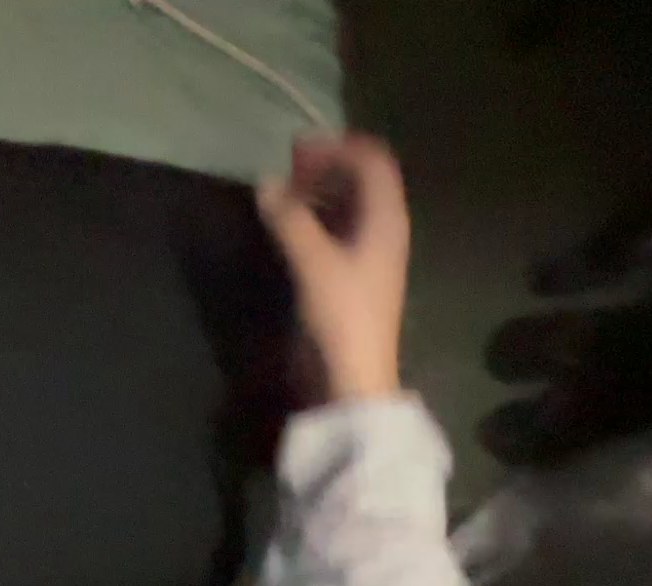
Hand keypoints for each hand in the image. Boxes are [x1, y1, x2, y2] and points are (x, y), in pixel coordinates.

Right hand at [257, 134, 408, 403]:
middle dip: (326, 168)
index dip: (340, 148)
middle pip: (360, 183)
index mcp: (386, 219)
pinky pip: (331, 234)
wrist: (350, 372)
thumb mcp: (314, 264)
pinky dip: (310, 221)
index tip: (299, 146)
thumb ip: (290, 222)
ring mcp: (363, 254)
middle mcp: (380, 230)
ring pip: (344, 209)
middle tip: (286, 164)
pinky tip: (286, 226)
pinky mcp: (343, 277)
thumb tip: (265, 184)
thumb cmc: (341, 314)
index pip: (372, 165)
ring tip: (281, 192)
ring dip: (316, 194)